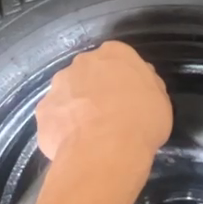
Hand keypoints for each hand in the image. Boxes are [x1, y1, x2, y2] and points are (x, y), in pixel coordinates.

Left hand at [35, 41, 171, 162]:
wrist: (105, 150)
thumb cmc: (141, 121)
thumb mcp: (160, 101)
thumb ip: (147, 86)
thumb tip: (141, 82)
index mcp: (114, 53)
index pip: (118, 57)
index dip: (122, 77)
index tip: (128, 96)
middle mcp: (82, 63)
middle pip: (88, 72)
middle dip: (95, 88)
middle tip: (108, 114)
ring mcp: (57, 86)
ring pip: (67, 94)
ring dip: (76, 107)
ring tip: (89, 134)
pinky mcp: (42, 111)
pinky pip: (55, 117)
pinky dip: (62, 129)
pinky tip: (75, 146)